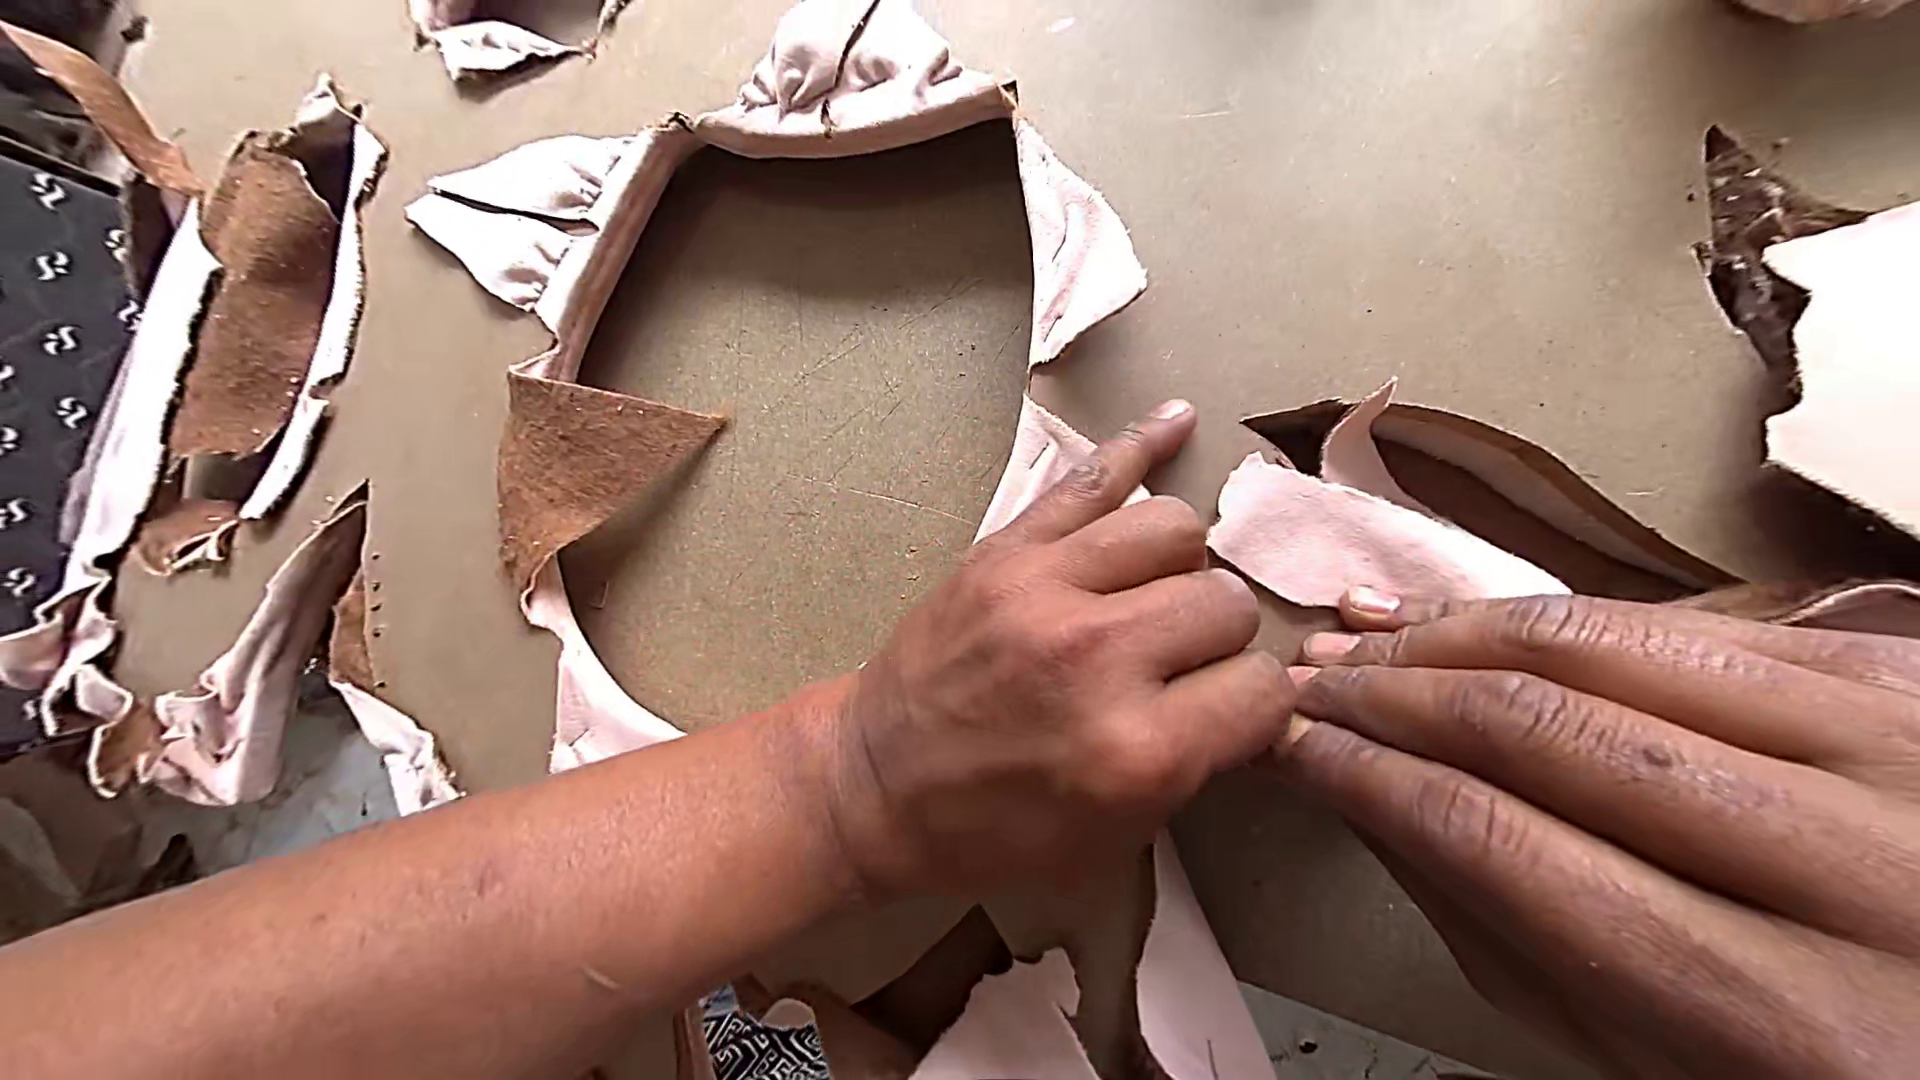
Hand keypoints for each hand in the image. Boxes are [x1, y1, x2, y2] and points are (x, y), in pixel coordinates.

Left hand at [826, 401, 1292, 897]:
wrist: (876, 779)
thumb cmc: (993, 827)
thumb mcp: (1113, 834)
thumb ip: (1195, 760)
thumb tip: (1247, 685)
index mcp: (1136, 750)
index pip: (1260, 689)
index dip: (1251, 701)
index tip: (1226, 704)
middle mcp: (1098, 655)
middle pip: (1225, 601)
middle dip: (1217, 634)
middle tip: (1178, 655)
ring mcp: (1044, 588)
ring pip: (1175, 529)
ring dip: (1181, 565)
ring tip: (1153, 589)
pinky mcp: (1003, 550)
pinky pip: (1091, 478)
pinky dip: (1141, 447)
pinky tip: (1177, 421)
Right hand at [1278, 590, 1919, 1077]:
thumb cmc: (1796, 1066)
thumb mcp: (1624, 1049)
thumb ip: (1474, 912)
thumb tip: (1348, 786)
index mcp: (1789, 1023)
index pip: (1480, 831)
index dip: (1354, 768)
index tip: (1283, 738)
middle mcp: (1872, 875)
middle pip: (1524, 722)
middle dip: (1379, 692)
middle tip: (1304, 680)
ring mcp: (1916, 754)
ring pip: (1586, 642)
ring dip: (1437, 632)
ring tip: (1357, 632)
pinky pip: (1668, 616)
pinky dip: (1531, 608)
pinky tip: (1449, 612)